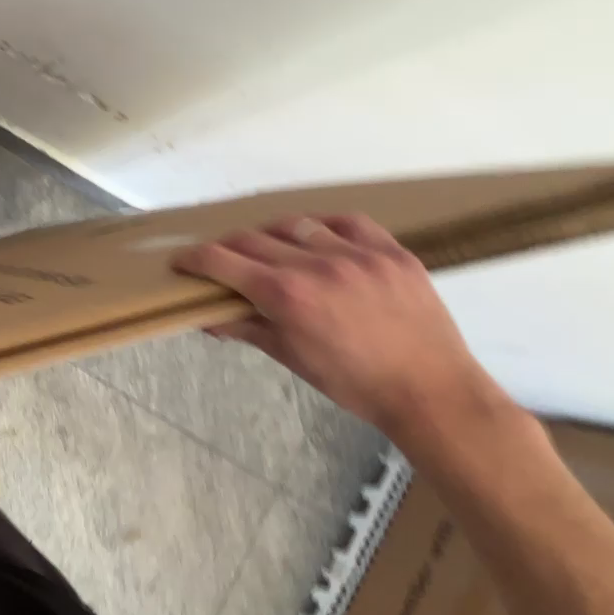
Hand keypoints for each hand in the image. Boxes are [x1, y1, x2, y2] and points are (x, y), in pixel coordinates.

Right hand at [172, 214, 512, 441]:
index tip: (181, 261)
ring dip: (271, 234)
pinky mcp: (392, 253)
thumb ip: (245, 328)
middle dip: (226, 248)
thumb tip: (206, 318)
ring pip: (295, 225)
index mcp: (285, 294)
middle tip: (221, 260)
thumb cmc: (352, 382)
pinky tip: (318, 237)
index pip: (220, 260)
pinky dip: (323, 225)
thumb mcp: (289, 357)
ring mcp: (357, 255)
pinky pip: (348, 222)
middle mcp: (316, 265)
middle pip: (251, 239)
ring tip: (269, 248)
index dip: (192, 258)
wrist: (432, 392)